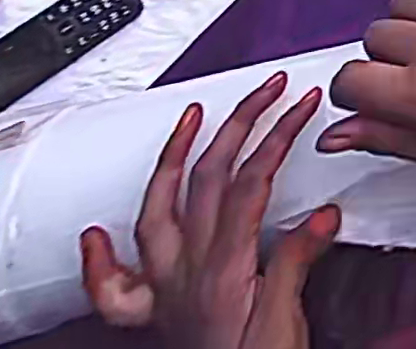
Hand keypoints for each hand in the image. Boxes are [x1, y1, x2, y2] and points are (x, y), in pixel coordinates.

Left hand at [79, 73, 338, 348]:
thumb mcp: (286, 325)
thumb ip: (297, 264)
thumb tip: (324, 214)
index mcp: (223, 271)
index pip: (252, 180)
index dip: (279, 134)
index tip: (302, 105)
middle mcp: (187, 273)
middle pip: (209, 177)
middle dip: (240, 122)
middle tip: (267, 90)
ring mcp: (166, 289)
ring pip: (156, 210)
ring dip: (170, 157)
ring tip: (189, 116)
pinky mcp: (156, 312)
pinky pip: (113, 290)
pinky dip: (98, 260)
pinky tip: (92, 236)